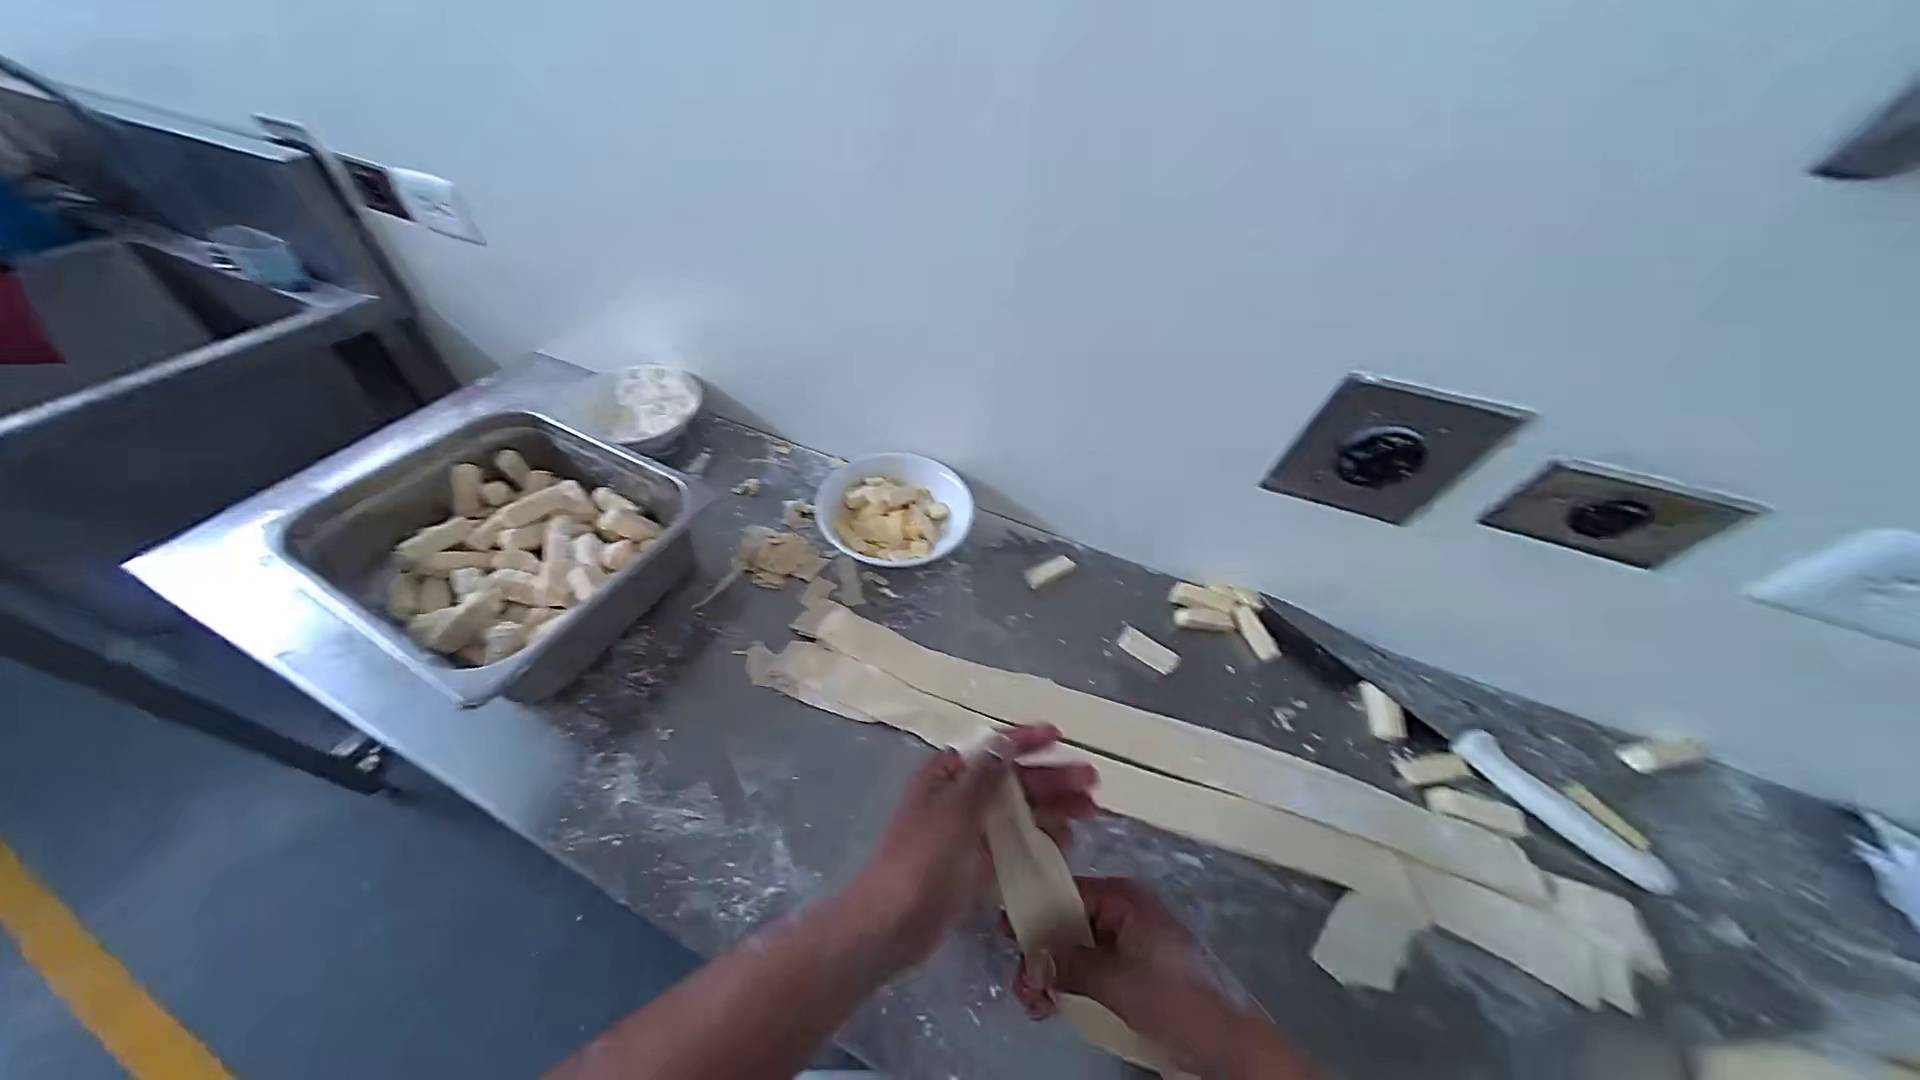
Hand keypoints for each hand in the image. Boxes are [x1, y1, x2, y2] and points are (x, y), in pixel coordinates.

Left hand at [840, 726, 1097, 971]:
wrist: (892, 922)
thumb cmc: (921, 857)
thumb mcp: (954, 810)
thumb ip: (984, 777)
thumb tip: (1005, 741)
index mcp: (948, 774)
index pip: (993, 748)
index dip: (1026, 740)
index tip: (1059, 736)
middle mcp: (960, 797)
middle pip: (1012, 781)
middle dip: (1051, 779)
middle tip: (1091, 781)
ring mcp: (969, 831)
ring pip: (1017, 813)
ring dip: (1052, 809)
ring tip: (1089, 811)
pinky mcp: (975, 863)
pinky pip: (1013, 844)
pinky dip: (1037, 840)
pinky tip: (1066, 841)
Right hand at [1012, 877, 1315, 1078]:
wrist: (1238, 1048)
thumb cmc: (1180, 1002)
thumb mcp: (1119, 983)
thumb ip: (1072, 964)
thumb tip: (1033, 954)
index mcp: (1125, 899)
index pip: (1068, 891)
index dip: (1035, 912)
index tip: (1007, 937)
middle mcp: (1126, 911)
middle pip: (1070, 921)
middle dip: (1042, 952)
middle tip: (1023, 988)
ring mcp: (1132, 942)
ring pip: (1079, 948)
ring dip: (1054, 973)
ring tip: (1037, 1004)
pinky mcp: (1137, 971)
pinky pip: (1095, 968)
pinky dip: (1074, 984)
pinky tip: (1057, 1006)